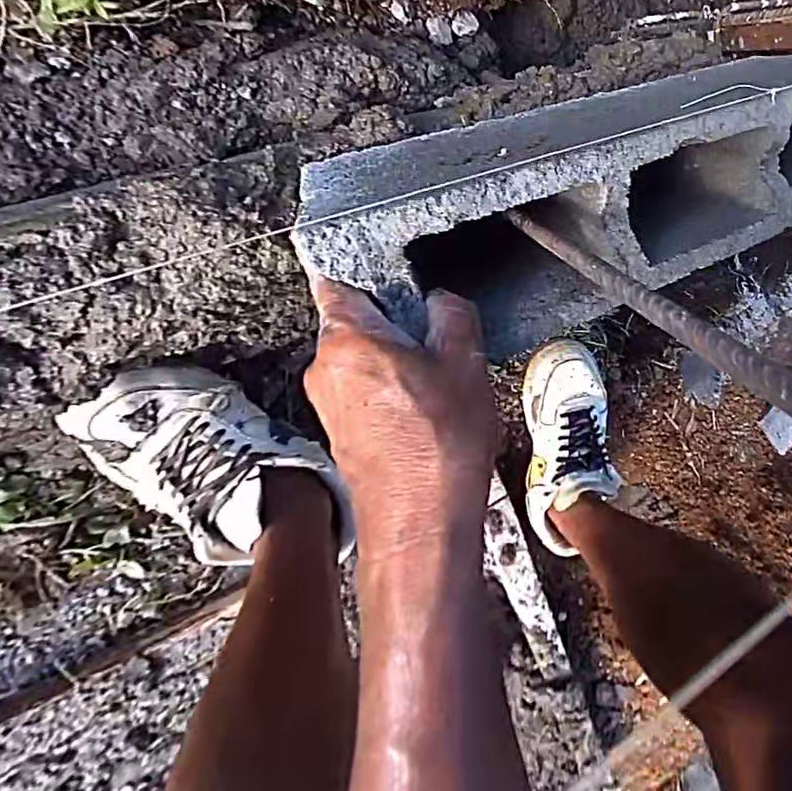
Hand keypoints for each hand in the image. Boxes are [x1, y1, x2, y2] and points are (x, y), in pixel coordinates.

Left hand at [303, 281, 500, 562]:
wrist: (421, 521)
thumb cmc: (437, 448)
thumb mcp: (465, 362)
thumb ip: (452, 314)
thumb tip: (441, 302)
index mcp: (347, 340)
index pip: (338, 280)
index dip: (365, 270)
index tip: (385, 269)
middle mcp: (326, 370)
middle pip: (357, 322)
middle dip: (396, 323)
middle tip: (438, 339)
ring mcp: (330, 404)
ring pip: (365, 359)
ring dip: (398, 359)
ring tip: (439, 382)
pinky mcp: (343, 432)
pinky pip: (366, 391)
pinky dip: (393, 389)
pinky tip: (428, 410)